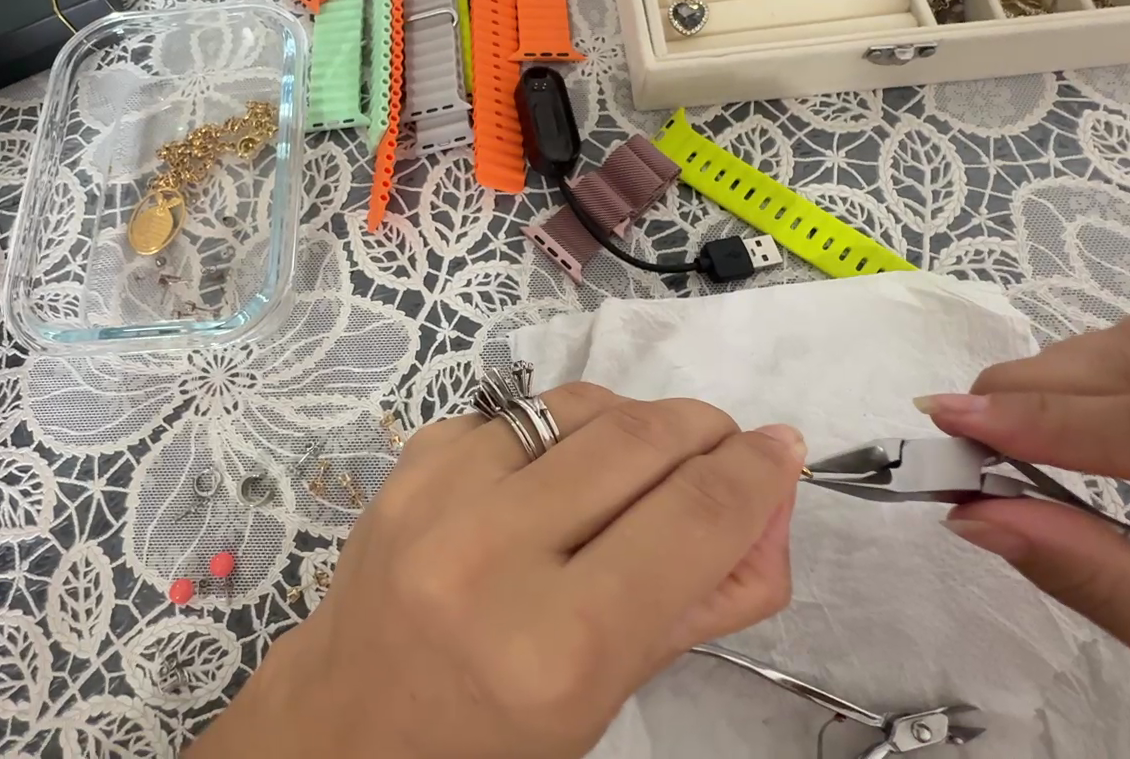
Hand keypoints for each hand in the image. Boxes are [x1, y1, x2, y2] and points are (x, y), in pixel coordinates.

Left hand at [185, 384, 805, 758]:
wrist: (346, 722)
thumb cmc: (490, 736)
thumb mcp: (607, 697)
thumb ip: (700, 602)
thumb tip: (765, 507)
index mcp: (556, 645)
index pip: (690, 519)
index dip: (755, 471)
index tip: (783, 447)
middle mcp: (489, 553)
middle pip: (635, 440)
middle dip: (701, 427)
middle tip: (724, 442)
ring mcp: (435, 495)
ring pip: (574, 403)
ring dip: (633, 416)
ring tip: (649, 452)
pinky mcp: (408, 463)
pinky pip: (513, 411)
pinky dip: (557, 427)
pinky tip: (558, 467)